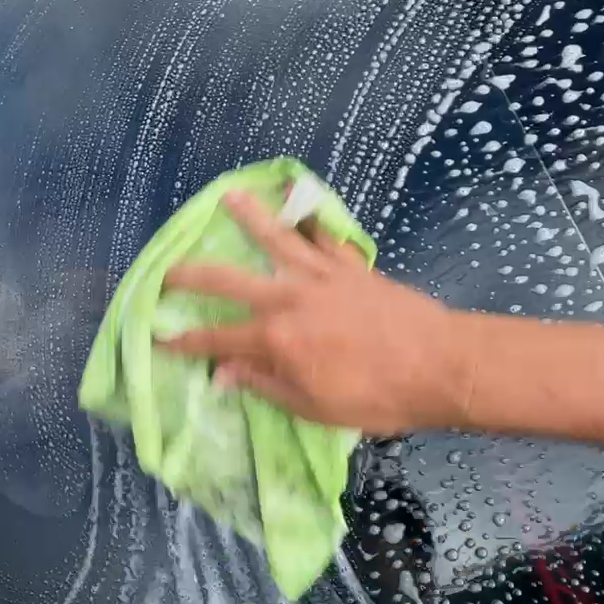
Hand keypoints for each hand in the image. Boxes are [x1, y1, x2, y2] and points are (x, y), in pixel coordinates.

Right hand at [156, 190, 478, 435]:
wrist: (442, 367)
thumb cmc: (376, 397)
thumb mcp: (314, 407)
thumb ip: (264, 384)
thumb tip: (221, 373)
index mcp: (277, 339)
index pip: (217, 338)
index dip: (186, 340)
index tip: (162, 338)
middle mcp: (289, 298)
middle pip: (229, 280)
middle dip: (191, 275)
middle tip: (168, 270)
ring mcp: (321, 276)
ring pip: (276, 239)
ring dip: (250, 217)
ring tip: (231, 196)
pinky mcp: (350, 266)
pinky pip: (325, 236)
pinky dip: (311, 218)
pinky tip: (300, 199)